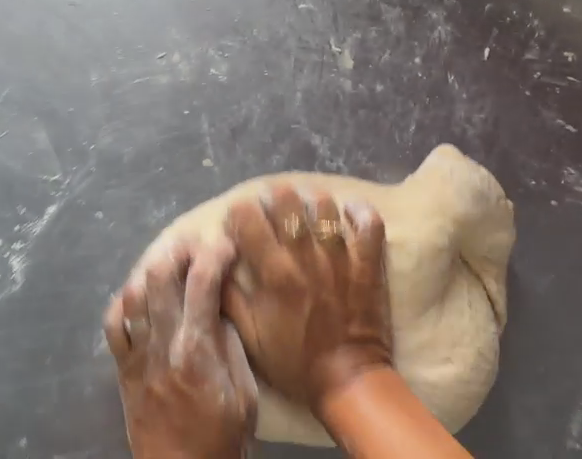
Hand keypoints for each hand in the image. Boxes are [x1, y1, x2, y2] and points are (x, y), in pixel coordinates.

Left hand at [105, 238, 257, 458]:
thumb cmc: (222, 439)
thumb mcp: (244, 396)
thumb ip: (230, 347)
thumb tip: (219, 309)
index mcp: (197, 350)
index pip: (201, 284)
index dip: (213, 254)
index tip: (224, 242)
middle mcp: (162, 344)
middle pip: (160, 277)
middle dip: (177, 251)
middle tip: (192, 244)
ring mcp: (137, 354)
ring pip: (133, 294)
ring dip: (150, 272)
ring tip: (165, 263)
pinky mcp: (122, 368)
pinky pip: (113, 324)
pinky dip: (123, 303)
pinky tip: (138, 297)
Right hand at [221, 184, 392, 412]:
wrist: (348, 383)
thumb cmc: (294, 361)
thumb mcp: (250, 336)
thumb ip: (229, 296)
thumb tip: (212, 261)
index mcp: (274, 272)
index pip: (247, 216)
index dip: (238, 213)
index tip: (239, 223)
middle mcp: (305, 257)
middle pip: (286, 200)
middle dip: (274, 198)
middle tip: (272, 211)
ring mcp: (340, 258)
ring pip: (324, 206)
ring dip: (311, 202)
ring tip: (306, 211)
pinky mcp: (367, 265)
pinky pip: (369, 224)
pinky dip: (359, 211)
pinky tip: (347, 211)